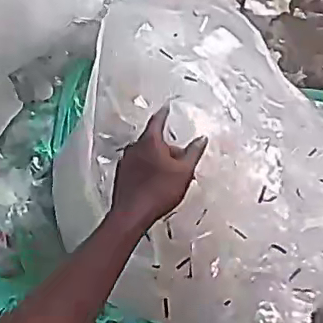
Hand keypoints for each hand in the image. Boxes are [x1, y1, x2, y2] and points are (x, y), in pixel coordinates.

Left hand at [110, 105, 206, 228]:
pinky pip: (137, 167)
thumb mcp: (184, 171)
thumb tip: (201, 140)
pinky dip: (147, 170)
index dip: (164, 114)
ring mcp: (125, 162)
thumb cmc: (157, 192)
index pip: (157, 121)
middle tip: (180, 160)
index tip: (166, 108)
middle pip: (153, 141)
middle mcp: (134, 148)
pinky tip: (155, 184)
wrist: (132, 214)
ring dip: (157, 160)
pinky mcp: (121, 175)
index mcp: (150, 142)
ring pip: (145, 155)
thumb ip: (193, 153)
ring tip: (169, 176)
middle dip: (167, 148)